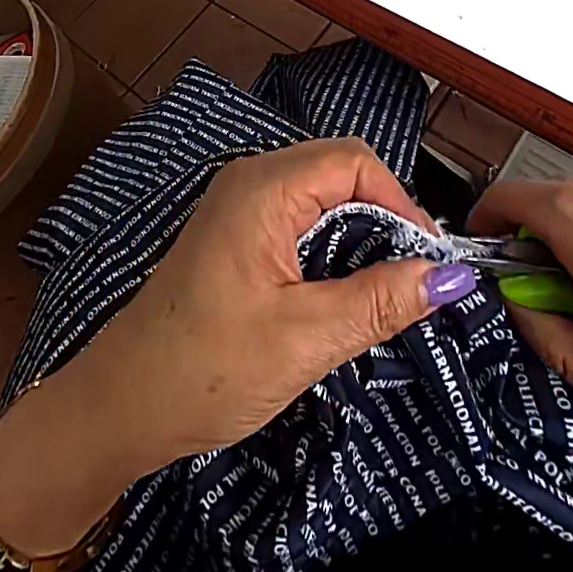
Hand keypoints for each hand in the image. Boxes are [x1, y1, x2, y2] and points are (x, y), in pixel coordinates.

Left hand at [0, 139, 477, 556]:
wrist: (119, 408)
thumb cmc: (207, 369)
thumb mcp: (306, 337)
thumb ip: (382, 300)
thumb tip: (453, 277)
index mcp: (263, 189)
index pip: (355, 163)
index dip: (401, 203)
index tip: (429, 259)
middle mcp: (252, 181)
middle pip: (341, 171)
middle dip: (386, 215)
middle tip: (413, 273)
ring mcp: (242, 205)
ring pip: (325, 195)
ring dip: (362, 232)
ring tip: (387, 283)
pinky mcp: (239, 232)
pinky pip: (303, 217)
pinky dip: (335, 242)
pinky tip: (346, 283)